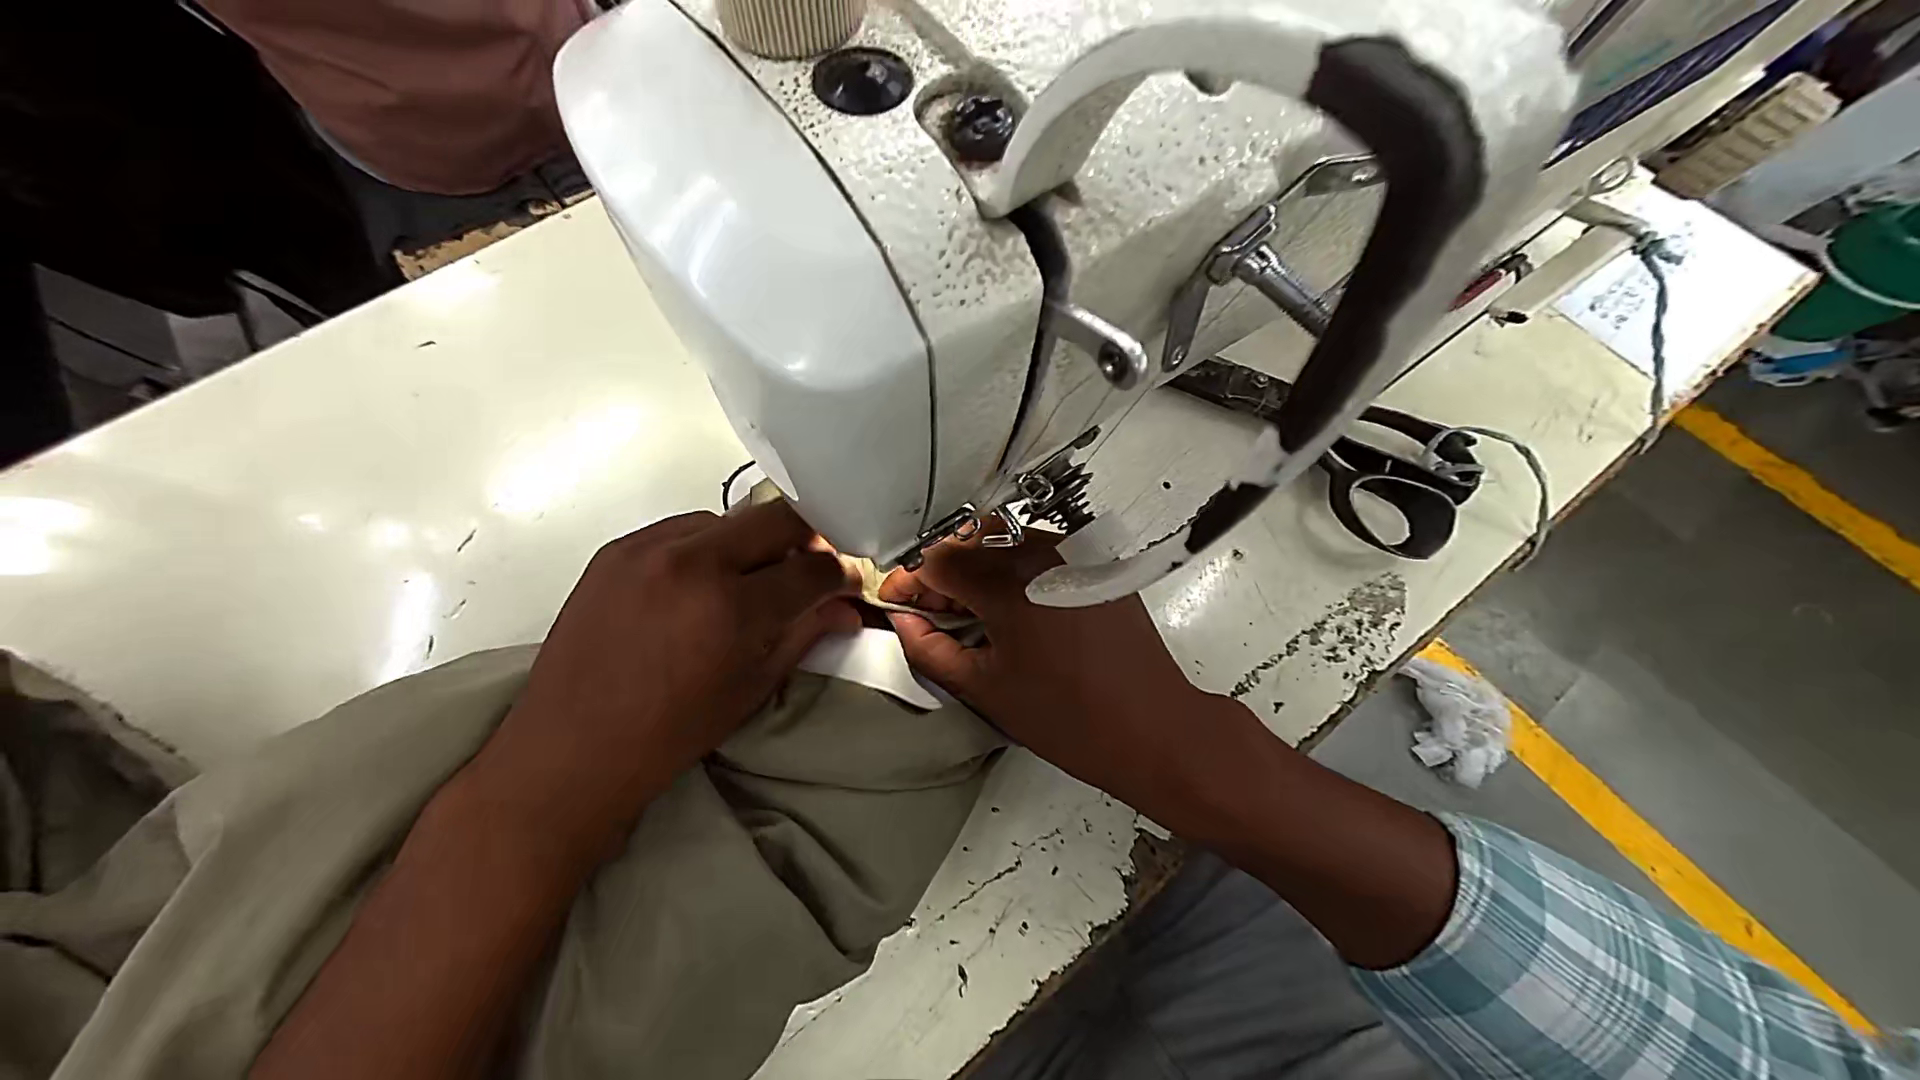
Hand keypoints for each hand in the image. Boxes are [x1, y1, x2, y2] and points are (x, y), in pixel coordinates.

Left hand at [484, 501, 859, 852]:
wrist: (572, 748)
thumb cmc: (672, 731)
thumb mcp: (753, 686)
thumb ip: (805, 634)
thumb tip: (846, 608)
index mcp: (733, 608)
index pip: (812, 568)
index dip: (839, 574)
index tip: (844, 582)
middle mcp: (693, 563)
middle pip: (778, 518)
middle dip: (806, 539)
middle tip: (809, 569)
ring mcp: (649, 549)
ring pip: (730, 519)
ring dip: (754, 543)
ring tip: (749, 580)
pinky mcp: (618, 548)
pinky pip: (683, 528)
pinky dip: (707, 547)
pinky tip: (702, 581)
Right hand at [879, 533, 1267, 825]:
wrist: (1152, 726)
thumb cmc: (1072, 718)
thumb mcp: (985, 688)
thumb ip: (932, 649)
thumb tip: (906, 624)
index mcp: (1009, 585)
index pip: (938, 560)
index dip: (909, 581)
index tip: (898, 601)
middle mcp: (1042, 555)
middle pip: (969, 541)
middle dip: (940, 571)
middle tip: (930, 609)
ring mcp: (1072, 555)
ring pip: (1002, 539)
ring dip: (974, 565)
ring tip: (968, 609)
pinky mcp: (1093, 564)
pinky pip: (1036, 549)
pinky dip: (1009, 566)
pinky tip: (1007, 604)